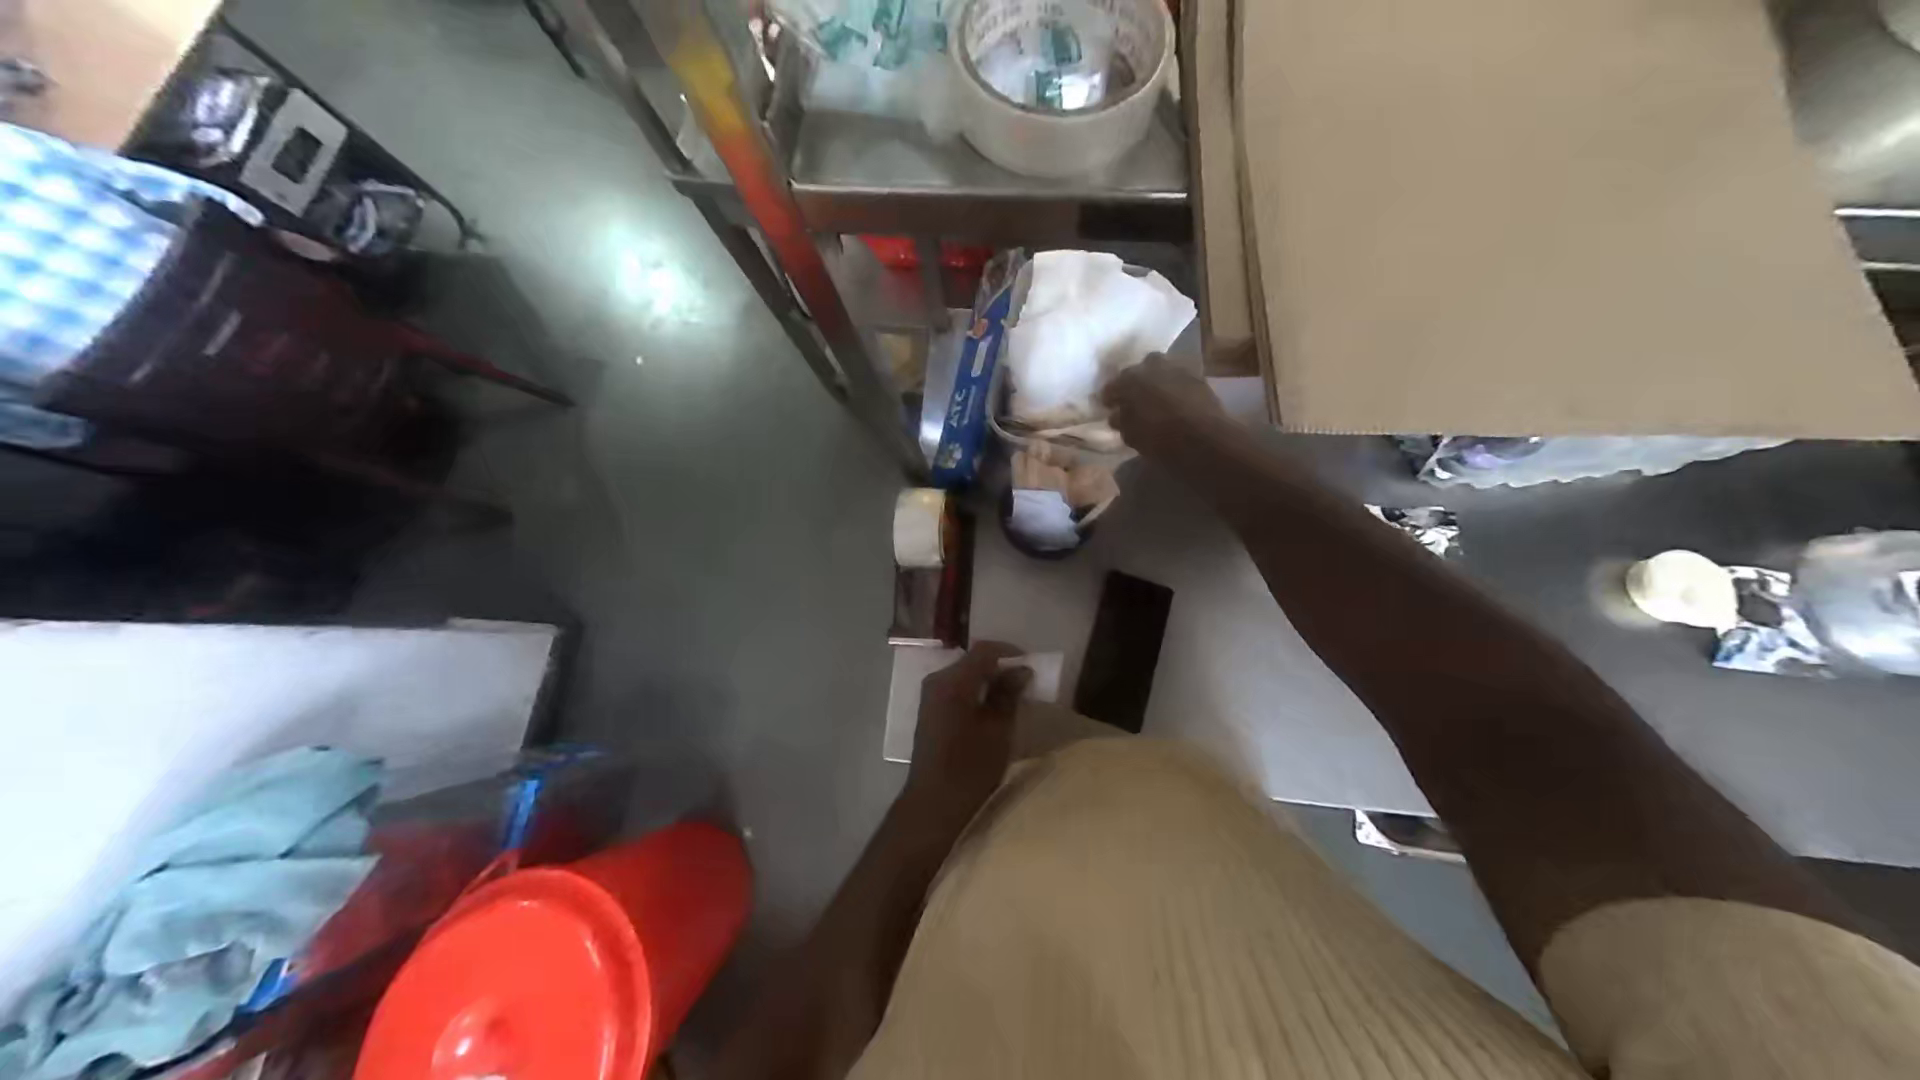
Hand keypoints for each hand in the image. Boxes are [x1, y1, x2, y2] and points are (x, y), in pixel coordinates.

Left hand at [905, 642, 1030, 818]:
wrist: (934, 802)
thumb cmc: (970, 767)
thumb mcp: (998, 730)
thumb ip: (1008, 695)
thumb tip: (1021, 670)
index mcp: (952, 682)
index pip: (983, 651)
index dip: (1009, 651)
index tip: (1031, 663)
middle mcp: (937, 681)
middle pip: (972, 661)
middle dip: (999, 666)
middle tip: (1025, 681)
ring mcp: (930, 695)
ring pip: (963, 674)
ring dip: (987, 679)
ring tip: (1012, 695)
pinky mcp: (930, 710)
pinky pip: (955, 688)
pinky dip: (975, 691)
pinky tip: (991, 708)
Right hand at [1101, 354, 1227, 455]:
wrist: (1203, 437)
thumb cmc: (1158, 438)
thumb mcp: (1130, 434)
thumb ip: (1121, 420)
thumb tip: (1117, 414)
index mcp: (1129, 379)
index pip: (1112, 386)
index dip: (1109, 397)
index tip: (1108, 406)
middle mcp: (1151, 366)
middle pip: (1138, 370)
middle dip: (1135, 382)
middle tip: (1134, 398)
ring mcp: (1177, 368)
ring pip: (1161, 371)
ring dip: (1156, 382)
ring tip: (1156, 399)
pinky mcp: (1198, 377)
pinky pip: (1179, 379)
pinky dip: (1174, 388)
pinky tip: (1174, 401)